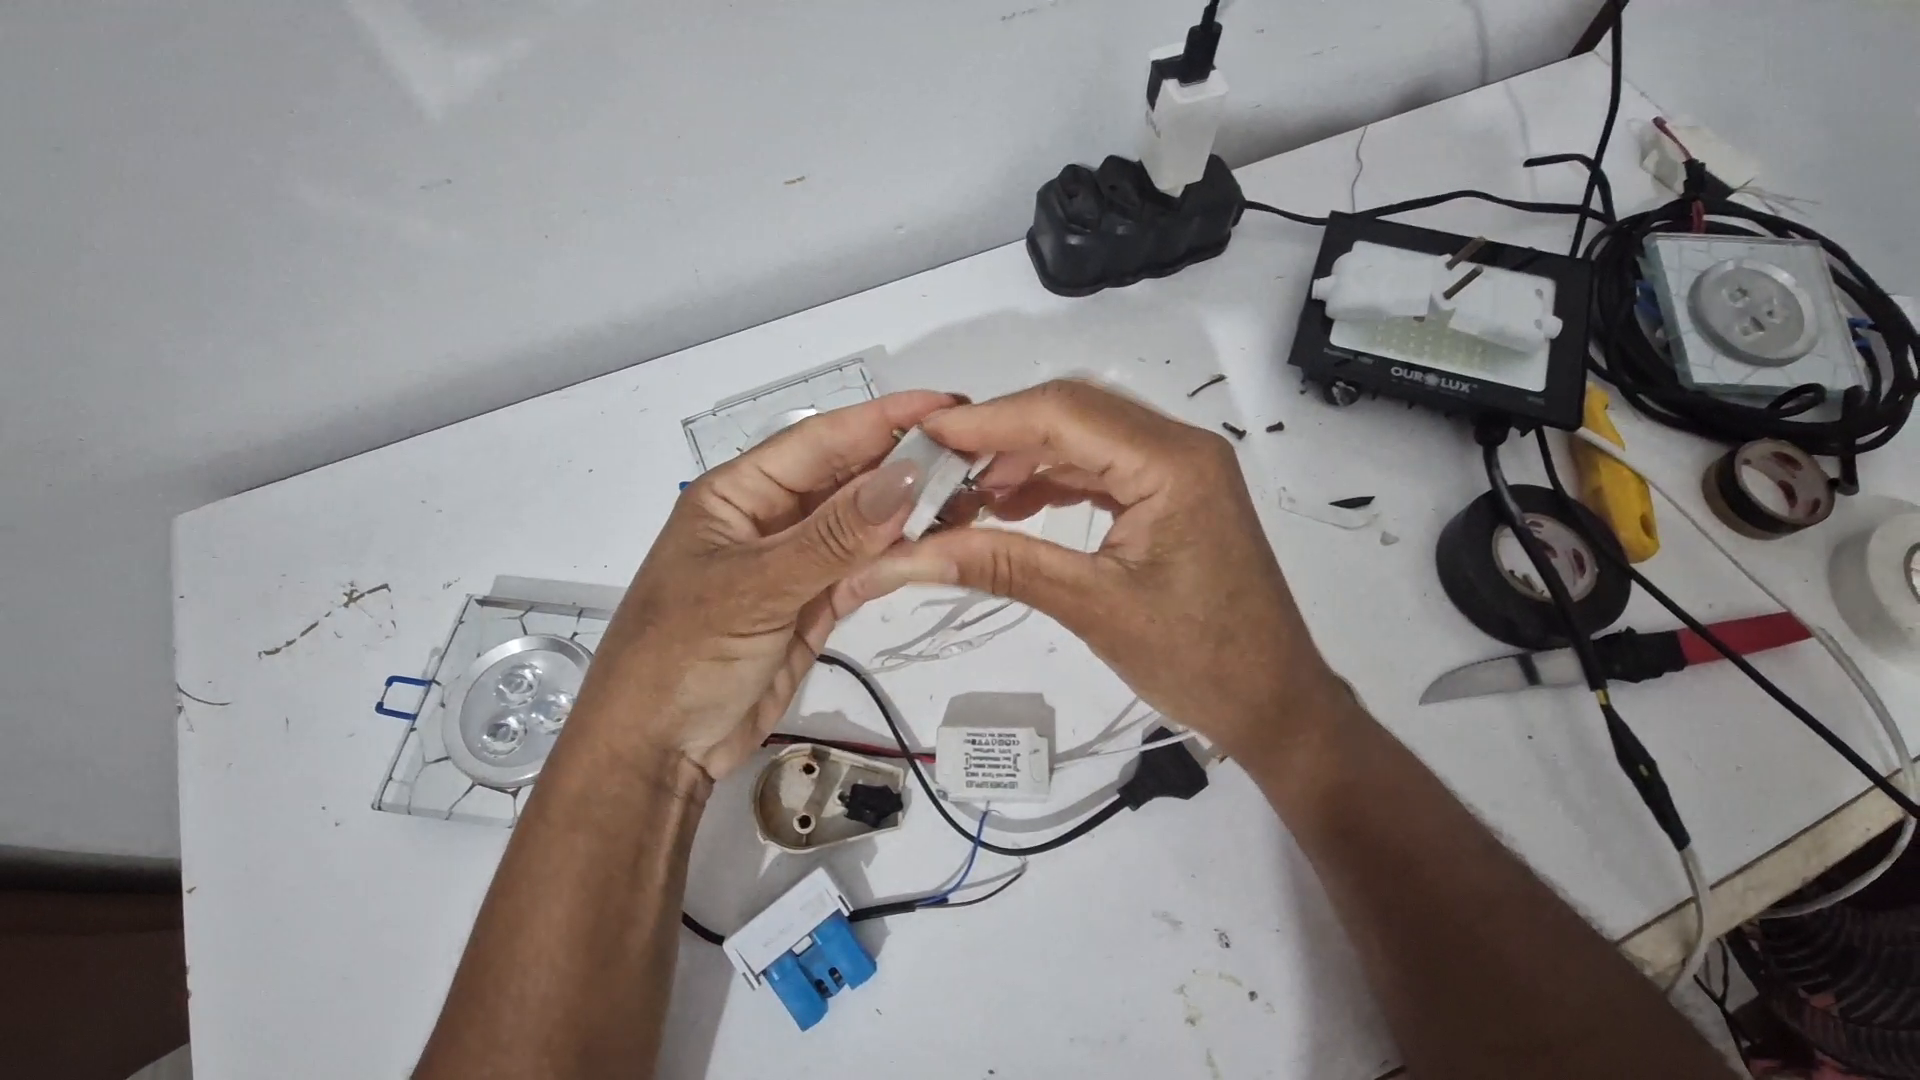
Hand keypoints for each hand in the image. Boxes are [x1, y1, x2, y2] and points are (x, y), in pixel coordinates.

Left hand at [571, 391, 958, 781]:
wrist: (656, 749)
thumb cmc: (683, 655)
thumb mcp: (755, 588)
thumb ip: (833, 536)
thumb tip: (907, 477)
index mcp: (739, 493)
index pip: (820, 440)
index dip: (884, 420)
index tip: (949, 407)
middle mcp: (769, 518)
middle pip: (847, 479)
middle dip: (906, 464)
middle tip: (977, 456)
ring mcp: (794, 563)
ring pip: (861, 526)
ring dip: (910, 513)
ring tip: (973, 498)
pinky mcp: (812, 605)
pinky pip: (862, 571)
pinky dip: (896, 561)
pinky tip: (938, 546)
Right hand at [846, 380, 1345, 761]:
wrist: (1274, 702)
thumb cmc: (1199, 661)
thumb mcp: (1094, 609)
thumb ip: (1004, 565)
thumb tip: (912, 554)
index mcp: (1173, 464)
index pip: (1064, 413)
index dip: (988, 421)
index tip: (925, 438)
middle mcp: (1180, 449)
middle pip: (1073, 415)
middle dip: (1001, 438)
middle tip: (937, 469)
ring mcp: (1180, 470)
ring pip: (1085, 440)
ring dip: (1024, 460)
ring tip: (966, 495)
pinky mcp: (1173, 496)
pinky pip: (1102, 470)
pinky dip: (1054, 482)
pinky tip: (1012, 507)